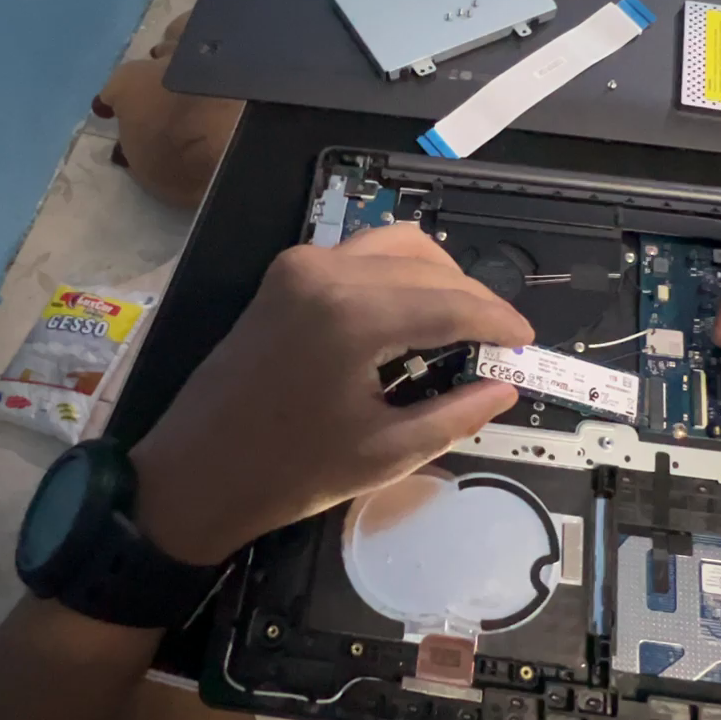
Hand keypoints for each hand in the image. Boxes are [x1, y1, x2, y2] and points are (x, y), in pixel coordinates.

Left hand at [130, 225, 535, 563]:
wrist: (194, 472)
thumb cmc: (288, 473)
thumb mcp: (385, 453)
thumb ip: (455, 414)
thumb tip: (504, 386)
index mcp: (352, 316)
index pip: (451, 302)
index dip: (498, 319)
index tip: (525, 340)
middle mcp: (327, 272)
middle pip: (429, 266)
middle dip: (474, 298)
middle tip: (499, 340)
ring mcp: (301, 265)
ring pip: (397, 246)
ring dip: (440, 276)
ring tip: (462, 322)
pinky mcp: (287, 272)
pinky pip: (362, 253)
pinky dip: (401, 271)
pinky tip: (414, 308)